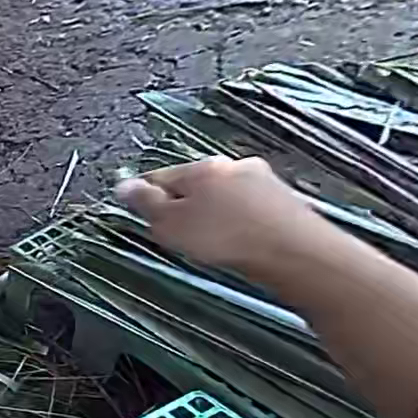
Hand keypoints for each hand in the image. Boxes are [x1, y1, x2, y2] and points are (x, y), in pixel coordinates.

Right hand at [114, 155, 339, 270]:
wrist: (294, 252)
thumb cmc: (223, 238)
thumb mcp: (168, 223)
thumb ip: (144, 202)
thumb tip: (123, 185)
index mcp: (201, 168)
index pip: (158, 176)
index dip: (144, 197)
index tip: (141, 217)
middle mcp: (232, 165)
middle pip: (192, 184)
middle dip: (180, 205)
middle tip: (174, 234)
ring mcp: (262, 179)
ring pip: (220, 194)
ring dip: (209, 213)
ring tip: (206, 241)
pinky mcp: (283, 198)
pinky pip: (245, 207)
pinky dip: (234, 221)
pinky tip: (234, 240)